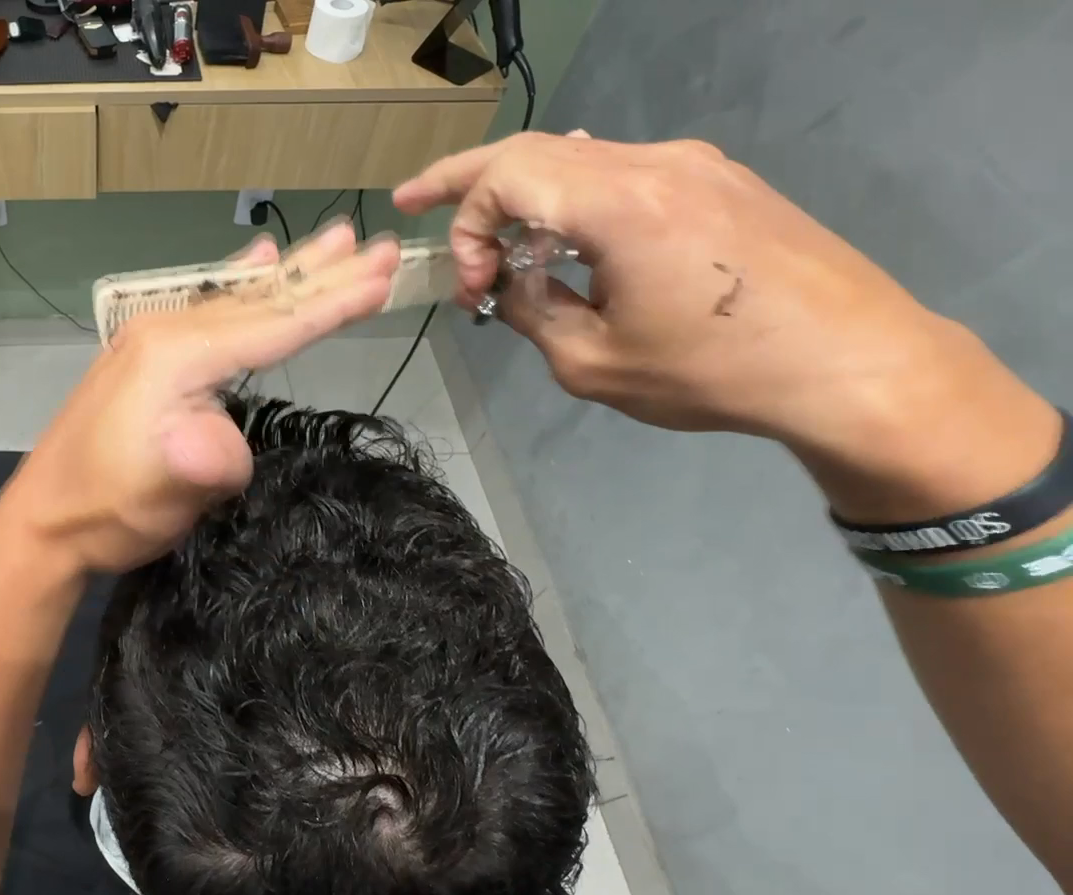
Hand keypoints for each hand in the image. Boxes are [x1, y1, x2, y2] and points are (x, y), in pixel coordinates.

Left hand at [0, 223, 400, 572]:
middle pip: (258, 299)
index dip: (333, 304)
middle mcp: (162, 333)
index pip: (271, 325)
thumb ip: (202, 467)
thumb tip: (229, 442)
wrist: (42, 521)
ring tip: (336, 241)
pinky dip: (241, 286)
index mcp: (174, 357)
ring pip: (234, 299)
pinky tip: (255, 262)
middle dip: (323, 274)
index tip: (386, 277)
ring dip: (288, 273)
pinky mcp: (142, 359)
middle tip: (383, 245)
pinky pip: (205, 310)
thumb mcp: (160, 500)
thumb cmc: (104, 511)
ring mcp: (147, 341)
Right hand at [393, 132, 1056, 518]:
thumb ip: (534, 311)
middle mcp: (656, 165)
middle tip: (414, 201)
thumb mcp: (591, 362)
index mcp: (621, 206)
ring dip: (521, 195)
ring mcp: (694, 166)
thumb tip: (514, 284)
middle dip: (464, 179)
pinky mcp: (718, 182)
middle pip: (534, 149)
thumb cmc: (713, 372)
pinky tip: (557, 233)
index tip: (472, 288)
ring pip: (577, 158)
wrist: (852, 362)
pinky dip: (570, 199)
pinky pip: (621, 172)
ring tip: (487, 237)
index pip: (507, 177)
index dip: (466, 226)